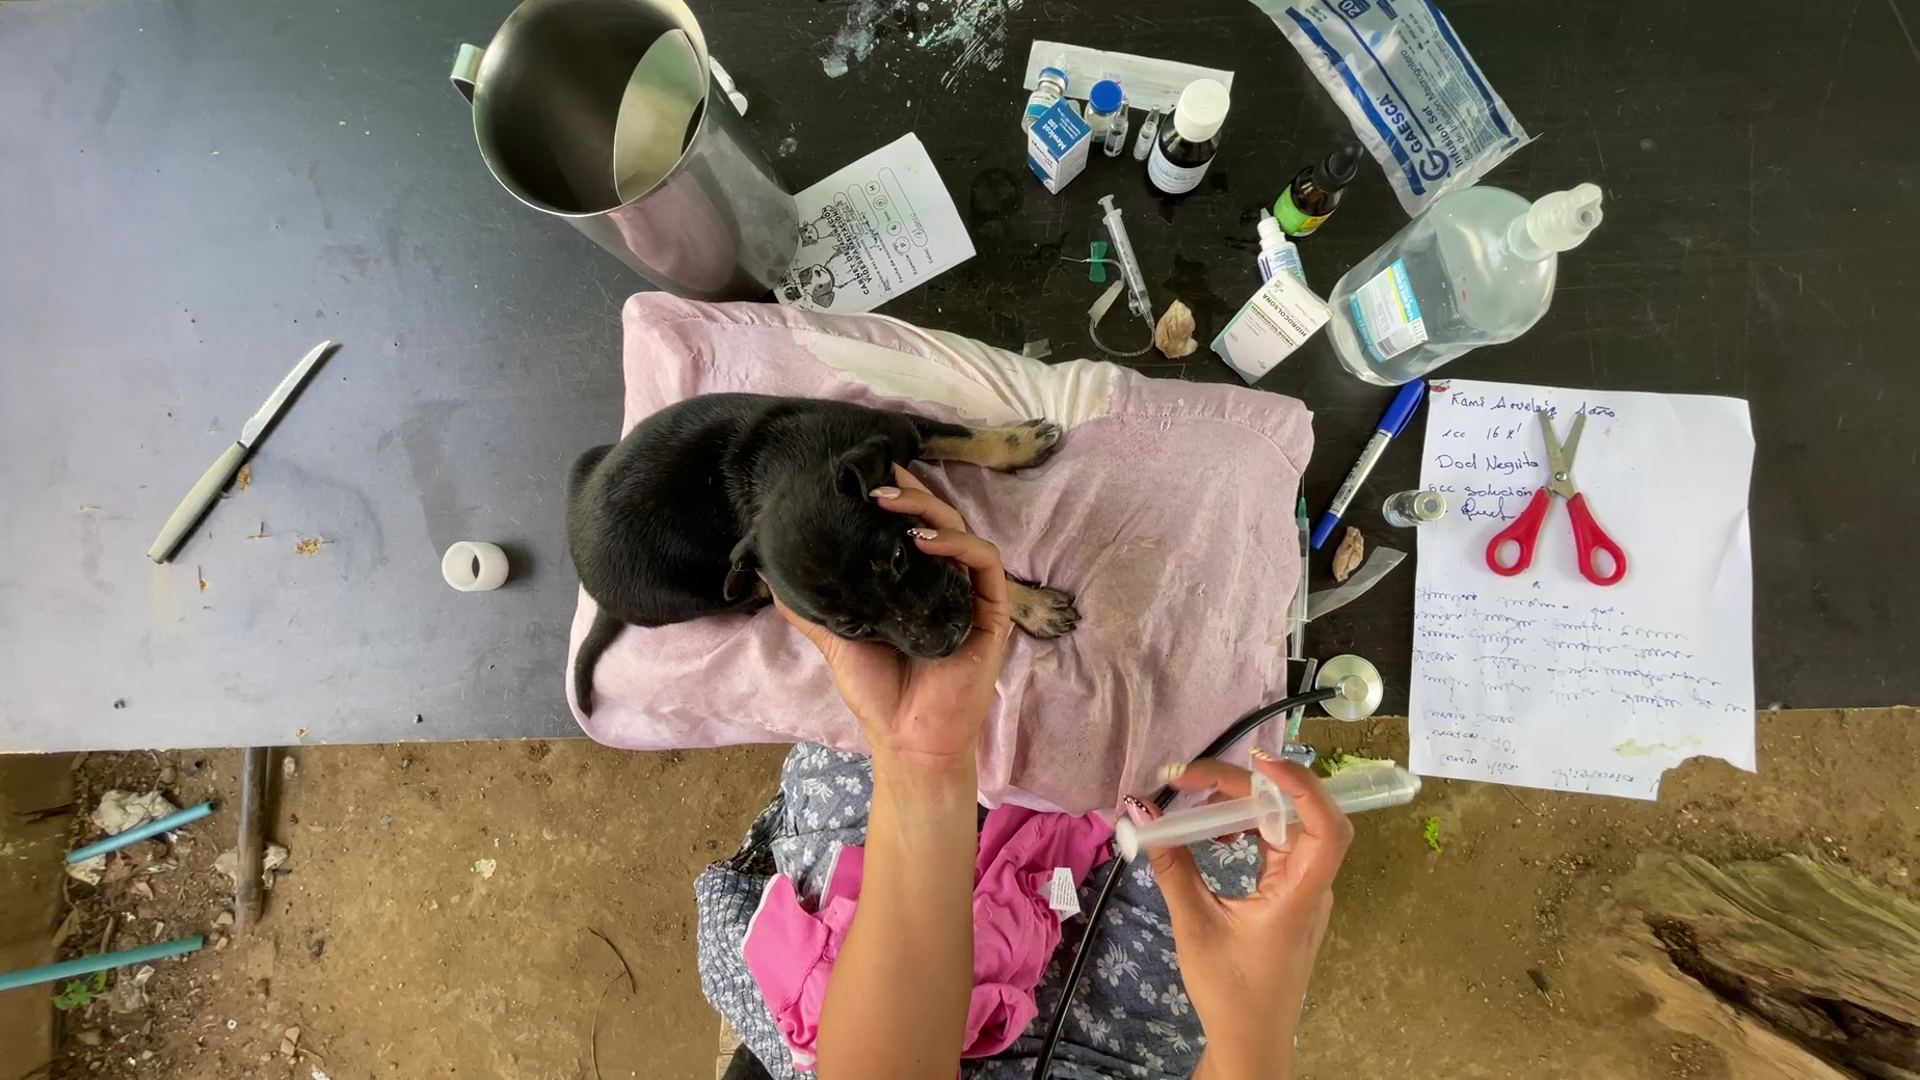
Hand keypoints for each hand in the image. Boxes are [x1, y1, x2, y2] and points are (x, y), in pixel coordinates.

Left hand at [772, 465, 1012, 766]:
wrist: (908, 739)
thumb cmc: (878, 692)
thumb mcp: (837, 638)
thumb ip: (810, 607)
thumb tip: (769, 574)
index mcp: (917, 583)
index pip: (912, 526)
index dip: (894, 497)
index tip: (864, 475)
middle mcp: (947, 581)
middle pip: (938, 519)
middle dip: (909, 493)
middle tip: (874, 480)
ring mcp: (971, 594)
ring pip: (961, 531)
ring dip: (929, 509)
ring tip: (891, 503)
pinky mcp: (993, 611)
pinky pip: (985, 563)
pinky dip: (958, 543)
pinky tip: (925, 539)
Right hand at [1127, 753, 1353, 1078]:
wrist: (1250, 1042)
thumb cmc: (1228, 991)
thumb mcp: (1194, 925)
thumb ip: (1172, 865)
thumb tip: (1141, 812)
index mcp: (1298, 897)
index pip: (1325, 829)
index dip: (1301, 786)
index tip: (1258, 760)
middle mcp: (1309, 884)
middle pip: (1294, 814)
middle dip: (1243, 785)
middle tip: (1190, 778)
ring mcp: (1301, 887)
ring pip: (1283, 824)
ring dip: (1241, 801)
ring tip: (1195, 795)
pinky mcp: (1288, 892)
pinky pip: (1272, 842)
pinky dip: (1242, 823)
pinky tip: (1213, 828)